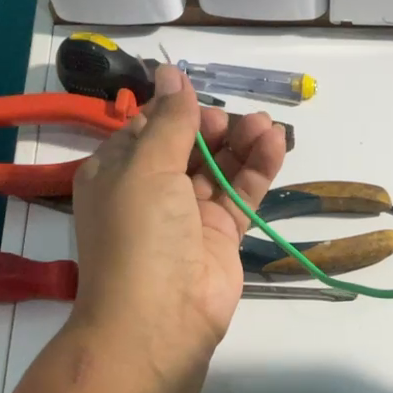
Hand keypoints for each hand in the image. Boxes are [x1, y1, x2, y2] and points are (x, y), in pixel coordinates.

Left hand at [71, 64, 286, 372]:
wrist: (160, 319)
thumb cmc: (139, 235)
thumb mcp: (145, 167)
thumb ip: (169, 121)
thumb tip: (173, 73)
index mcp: (117, 173)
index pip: (148, 130)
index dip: (176, 110)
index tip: (200, 96)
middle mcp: (151, 193)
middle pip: (188, 147)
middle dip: (214, 127)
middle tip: (239, 118)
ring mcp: (189, 217)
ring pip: (219, 169)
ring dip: (242, 145)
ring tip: (267, 126)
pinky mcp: (222, 238)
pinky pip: (241, 195)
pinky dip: (258, 170)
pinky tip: (275, 145)